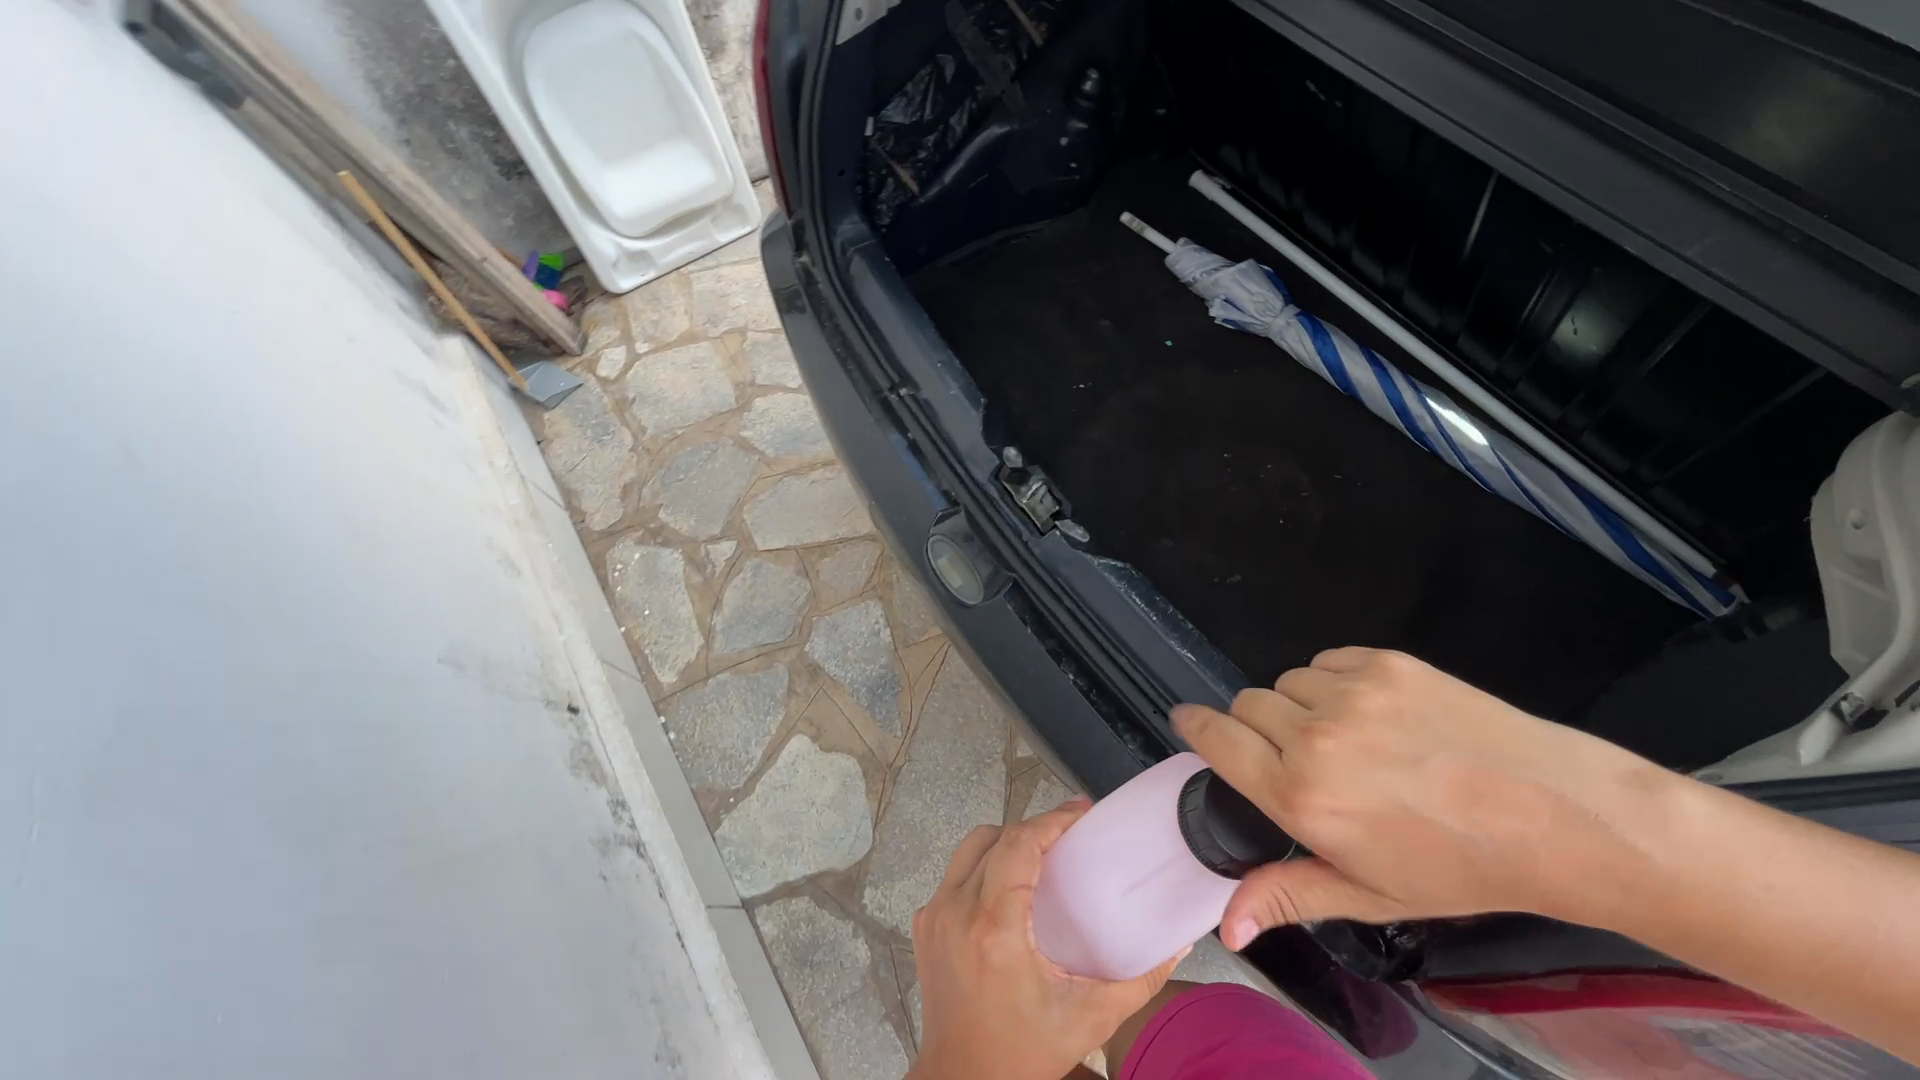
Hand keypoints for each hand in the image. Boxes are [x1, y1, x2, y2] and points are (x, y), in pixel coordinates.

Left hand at [907, 800, 1188, 1079]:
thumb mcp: (1089, 1019)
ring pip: (969, 849)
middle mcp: (957, 911)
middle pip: (993, 837)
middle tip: (1069, 834)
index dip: (1051, 821)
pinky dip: (984, 867)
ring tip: (1042, 855)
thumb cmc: (1022, 1053)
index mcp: (995, 928)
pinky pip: (955, 875)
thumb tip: (1177, 944)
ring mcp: (935, 916)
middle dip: (1033, 828)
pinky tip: (1011, 886)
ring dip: (1006, 843)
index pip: (1019, 845)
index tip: (1080, 813)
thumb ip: (1139, 980)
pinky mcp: (926, 925)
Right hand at [1173, 647, 1677, 948]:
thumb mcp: (1370, 894)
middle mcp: (1314, 737)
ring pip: (1287, 681)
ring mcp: (1351, 694)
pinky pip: (1328, 661)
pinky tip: (1373, 714)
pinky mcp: (1386, 664)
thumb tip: (1226, 927)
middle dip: (1258, 727)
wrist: (1557, 817)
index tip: (1189, 721)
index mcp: (1301, 797)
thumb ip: (1287, 895)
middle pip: (1247, 704)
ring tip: (1346, 737)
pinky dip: (1335, 682)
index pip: (1217, 739)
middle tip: (1299, 757)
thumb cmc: (1460, 867)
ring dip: (1299, 705)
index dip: (1195, 725)